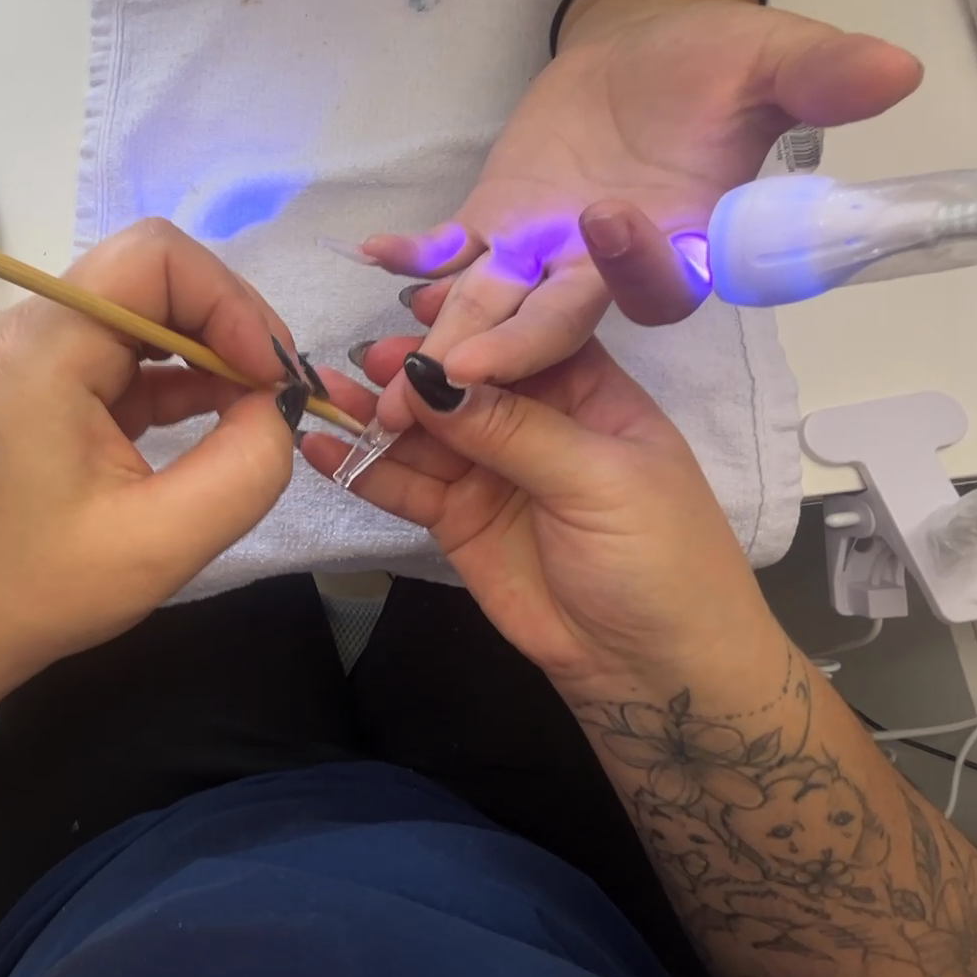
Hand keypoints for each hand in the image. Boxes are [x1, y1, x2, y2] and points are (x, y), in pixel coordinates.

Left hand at [0, 219, 301, 690]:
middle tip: (276, 389)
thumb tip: (277, 404)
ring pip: (156, 306)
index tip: (269, 374)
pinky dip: (191, 372)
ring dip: (217, 347)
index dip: (229, 301)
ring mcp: (45, 348)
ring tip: (260, 404)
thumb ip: (246, 466)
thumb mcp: (164, 541)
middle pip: (158, 274)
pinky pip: (139, 348)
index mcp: (45, 350)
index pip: (153, 258)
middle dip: (231, 323)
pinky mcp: (61, 376)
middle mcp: (38, 327)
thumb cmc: (49, 587)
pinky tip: (225, 412)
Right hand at [300, 337, 776, 686]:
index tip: (417, 308)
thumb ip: (511, 429)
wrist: (646, 669)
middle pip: (456, 382)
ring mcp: (482, 469)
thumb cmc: (656, 560)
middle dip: (412, 373)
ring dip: (370, 415)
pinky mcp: (450, 515)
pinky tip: (320, 449)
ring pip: (418, 432)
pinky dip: (359, 468)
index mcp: (582, 392)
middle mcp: (525, 421)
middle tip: (366, 367)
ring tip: (320, 398)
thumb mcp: (597, 481)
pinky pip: (399, 484)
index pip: (518, 339)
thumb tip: (427, 379)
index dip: (470, 321)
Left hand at [367, 0, 921, 433]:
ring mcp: (533, 260)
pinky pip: (446, 254)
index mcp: (672, 252)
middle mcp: (594, 275)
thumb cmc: (710, 68)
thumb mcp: (770, 60)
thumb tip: (895, 71)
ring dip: (441, 332)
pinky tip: (376, 252)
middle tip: (451, 378)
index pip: (654, 286)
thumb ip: (815, 75)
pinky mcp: (489, 233)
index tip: (605, 226)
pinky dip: (415, 254)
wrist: (639, 61)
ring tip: (395, 363)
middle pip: (549, 325)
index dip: (631, 271)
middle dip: (505, 352)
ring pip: (485, 308)